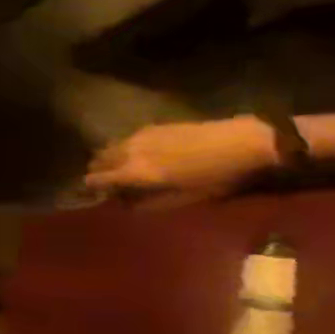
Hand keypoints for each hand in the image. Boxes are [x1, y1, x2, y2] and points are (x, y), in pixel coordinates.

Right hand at [84, 116, 279, 203]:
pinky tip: (140, 156)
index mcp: (136, 172)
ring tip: (121, 169)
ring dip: (109, 159)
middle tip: (108, 184)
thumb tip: (126, 206)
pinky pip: (125, 140)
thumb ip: (151, 203)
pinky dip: (123, 149)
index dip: (92, 187)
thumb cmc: (217, 177)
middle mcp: (130, 151)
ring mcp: (139, 136)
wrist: (242, 142)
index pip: (97, 178)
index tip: (96, 195)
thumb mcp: (187, 199)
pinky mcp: (151, 127)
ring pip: (109, 147)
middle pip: (98, 160)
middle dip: (98, 172)